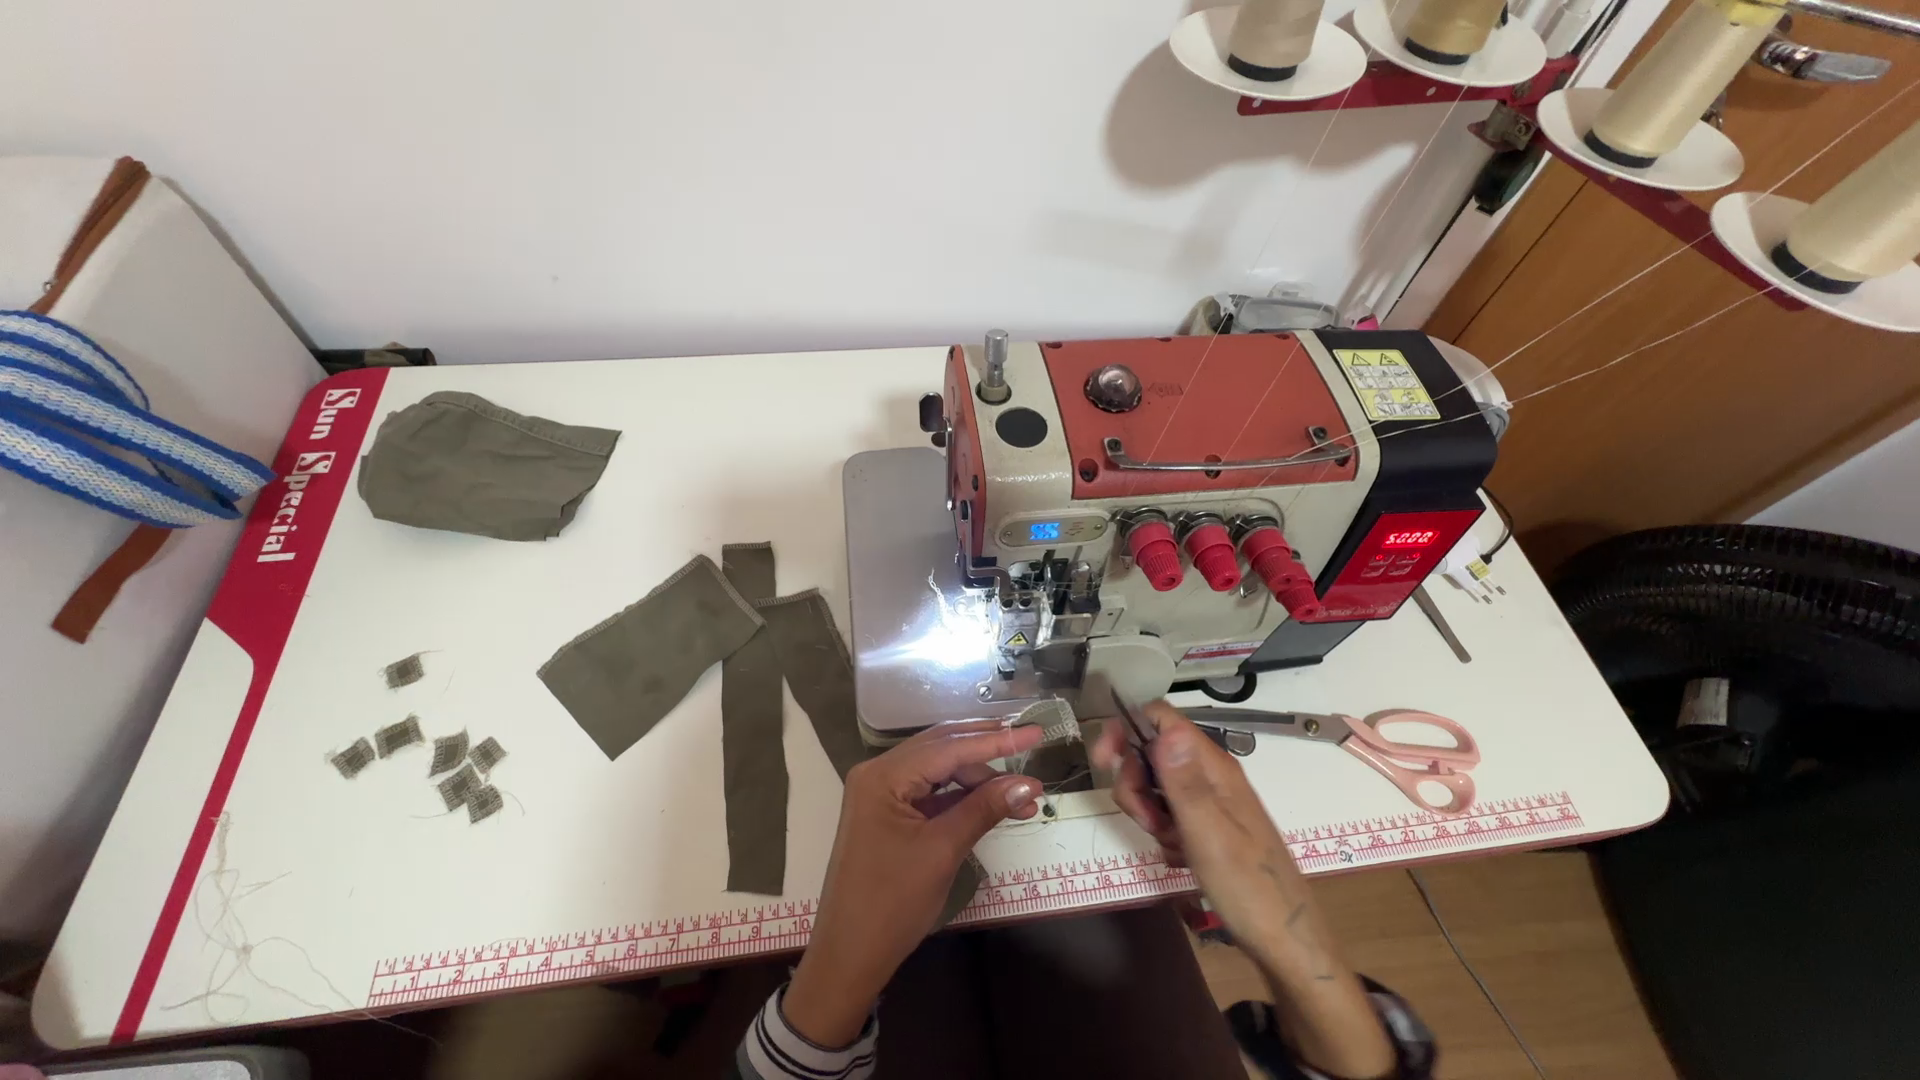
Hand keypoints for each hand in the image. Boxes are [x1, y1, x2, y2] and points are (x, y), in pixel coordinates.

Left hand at [784, 719, 1044, 1046]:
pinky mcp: (887, 813)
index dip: (995, 740)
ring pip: (938, 770)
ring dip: (979, 779)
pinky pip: (930, 792)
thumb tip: (1028, 783)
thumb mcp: (942, 851)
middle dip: (987, 751)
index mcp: (883, 775)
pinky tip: (993, 804)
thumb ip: (984, 809)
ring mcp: (880, 793)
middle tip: (1030, 748)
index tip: (1035, 732)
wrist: (849, 956)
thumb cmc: (892, 902)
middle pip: (941, 749)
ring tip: (1022, 796)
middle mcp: (878, 774)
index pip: (948, 746)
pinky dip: (961, 796)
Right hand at [1090, 702, 1393, 1078]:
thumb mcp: (1209, 835)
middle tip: (1148, 822)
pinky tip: (1178, 858)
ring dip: (1149, 812)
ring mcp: (1211, 800)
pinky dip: (1164, 833)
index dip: (1125, 729)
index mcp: (1213, 767)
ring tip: (1169, 844)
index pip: (1161, 718)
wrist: (1285, 942)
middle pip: (1151, 752)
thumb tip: (1165, 729)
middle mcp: (1211, 774)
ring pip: (1157, 785)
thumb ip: (1184, 781)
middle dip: (1135, 783)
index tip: (1103, 762)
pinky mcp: (1208, 825)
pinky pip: (1169, 814)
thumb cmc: (1248, 888)